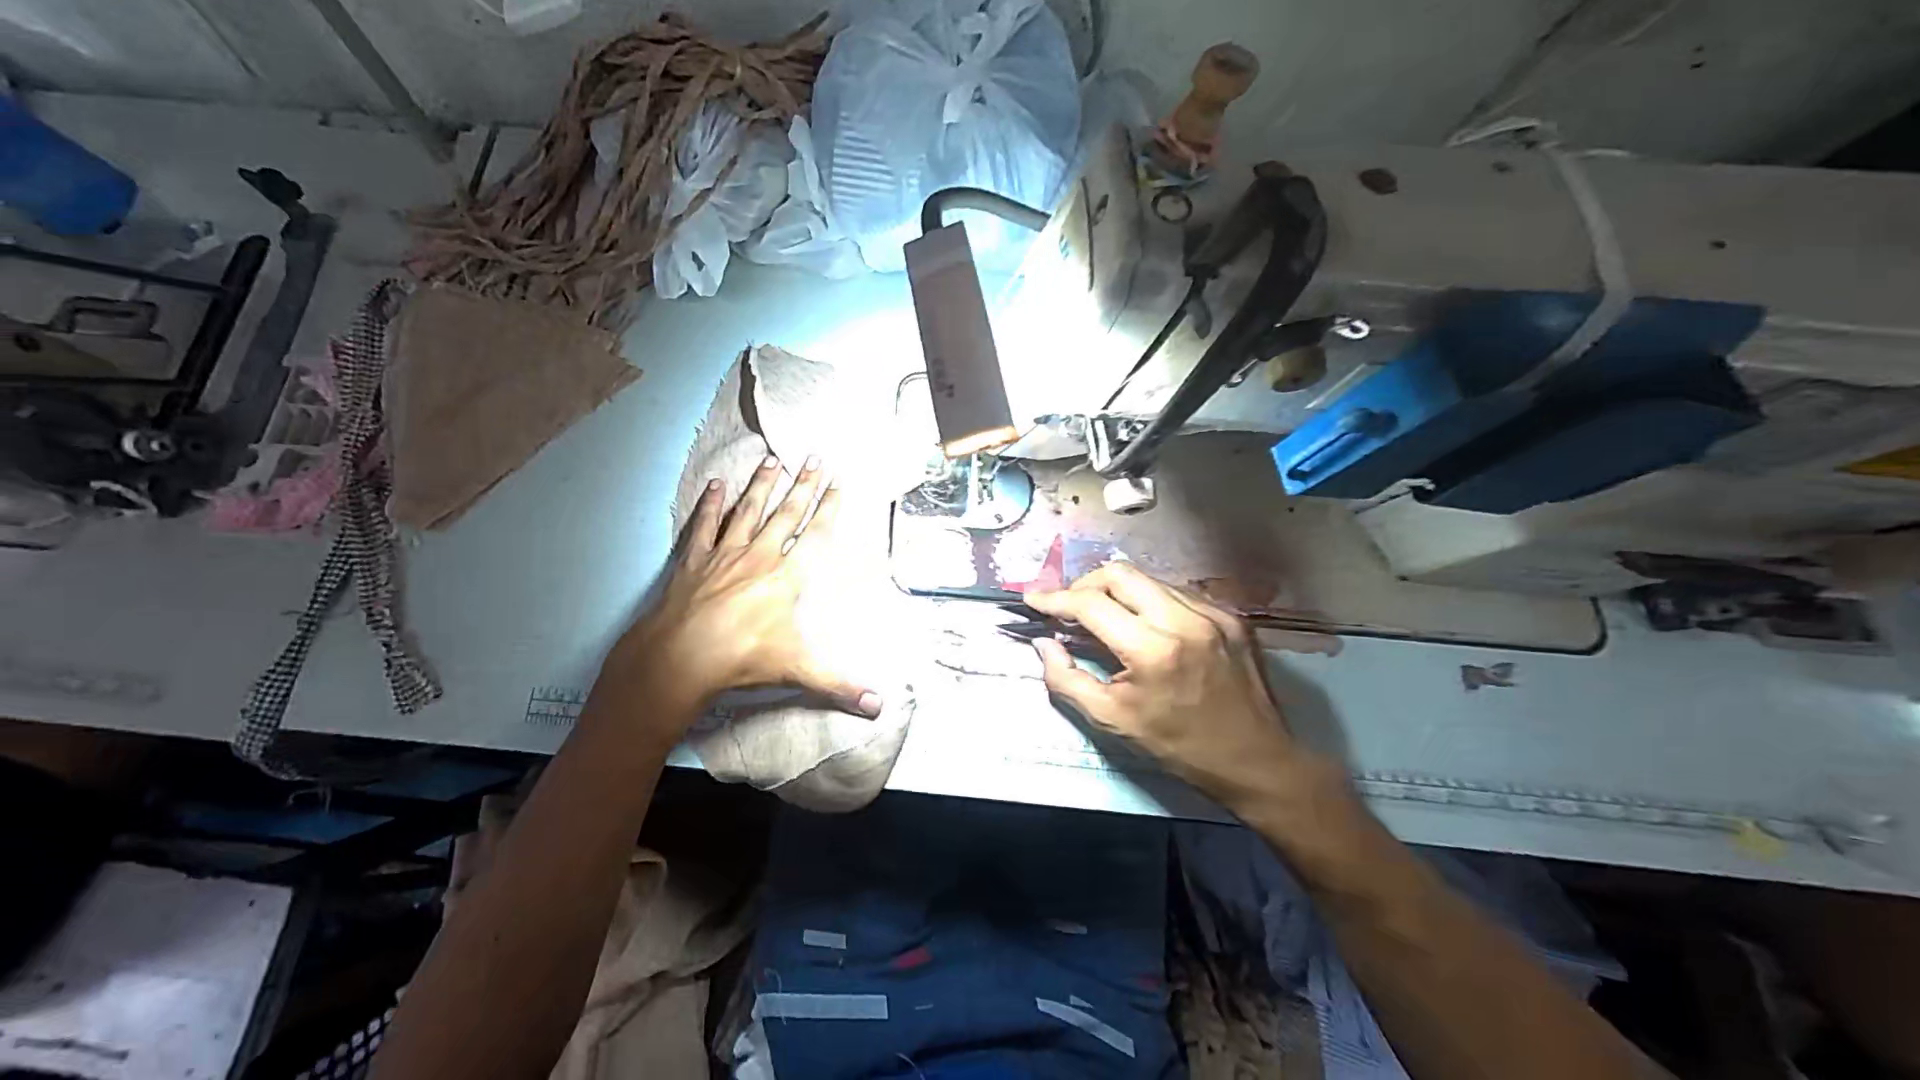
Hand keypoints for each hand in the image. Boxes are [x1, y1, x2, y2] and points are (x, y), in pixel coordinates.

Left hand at [591, 455, 882, 742]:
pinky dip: (711, 505)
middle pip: (786, 513)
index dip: (828, 508)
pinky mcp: (695, 560)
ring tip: (772, 459)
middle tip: (813, 458)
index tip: (838, 484)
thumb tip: (879, 707)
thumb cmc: (744, 660)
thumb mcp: (799, 671)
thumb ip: (840, 685)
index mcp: (787, 577)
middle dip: (802, 485)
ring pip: (748, 511)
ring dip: (762, 485)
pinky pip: (706, 525)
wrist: (681, 657)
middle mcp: (759, 557)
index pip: (815, 535)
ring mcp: (725, 555)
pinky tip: (717, 486)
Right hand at [1024, 562, 1322, 806]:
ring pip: (1150, 579)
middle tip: (1069, 607)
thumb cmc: (1178, 745)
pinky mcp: (1232, 616)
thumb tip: (1043, 643)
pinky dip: (1151, 602)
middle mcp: (1184, 619)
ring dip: (1119, 592)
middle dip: (1085, 584)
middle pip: (1120, 573)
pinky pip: (1179, 593)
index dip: (1055, 599)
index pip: (1091, 604)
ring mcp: (1213, 613)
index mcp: (1153, 649)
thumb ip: (1066, 679)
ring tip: (1106, 616)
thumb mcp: (1112, 720)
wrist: (1255, 760)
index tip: (1033, 600)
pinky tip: (1147, 625)